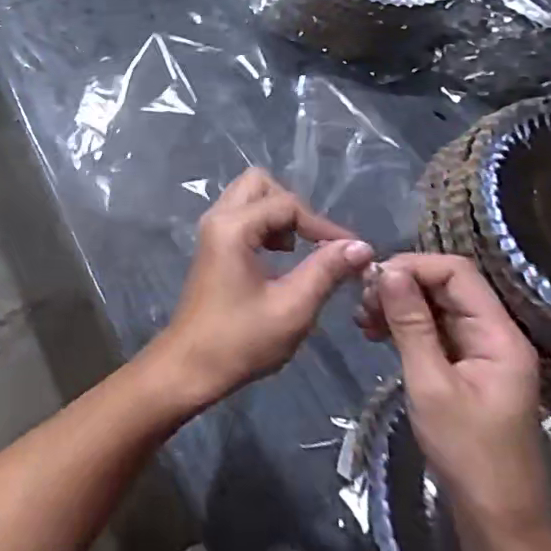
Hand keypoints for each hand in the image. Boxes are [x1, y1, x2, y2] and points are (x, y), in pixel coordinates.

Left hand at [149, 169, 373, 406]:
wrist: (190, 367)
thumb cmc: (240, 341)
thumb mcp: (292, 308)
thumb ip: (326, 271)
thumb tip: (360, 247)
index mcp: (232, 227)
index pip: (287, 204)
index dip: (323, 225)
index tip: (351, 251)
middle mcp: (218, 217)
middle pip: (261, 183)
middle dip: (293, 206)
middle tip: (314, 242)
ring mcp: (212, 229)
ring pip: (251, 197)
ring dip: (279, 215)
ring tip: (297, 250)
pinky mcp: (213, 244)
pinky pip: (243, 215)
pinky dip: (266, 225)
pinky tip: (280, 257)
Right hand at [360, 255, 550, 550]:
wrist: (497, 520)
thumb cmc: (467, 452)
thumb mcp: (431, 384)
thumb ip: (410, 324)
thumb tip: (387, 270)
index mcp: (499, 334)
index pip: (457, 272)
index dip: (414, 266)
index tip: (373, 281)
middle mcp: (495, 334)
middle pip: (446, 286)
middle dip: (401, 285)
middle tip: (361, 302)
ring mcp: (482, 352)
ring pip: (437, 306)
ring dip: (399, 305)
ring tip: (363, 319)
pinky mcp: (468, 368)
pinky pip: (435, 330)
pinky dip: (406, 326)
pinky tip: (377, 333)